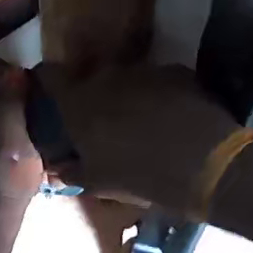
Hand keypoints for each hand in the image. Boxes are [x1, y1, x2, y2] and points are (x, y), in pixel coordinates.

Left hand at [0, 59, 44, 208]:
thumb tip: (15, 69)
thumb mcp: (15, 137)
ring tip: (40, 100)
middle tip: (42, 87)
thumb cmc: (10, 173)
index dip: (15, 70)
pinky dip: (13, 107)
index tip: (38, 78)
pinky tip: (30, 116)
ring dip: (16, 93)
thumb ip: (12, 102)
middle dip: (15, 79)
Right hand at [34, 63, 241, 210]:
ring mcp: (144, 70)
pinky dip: (159, 94)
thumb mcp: (101, 182)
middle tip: (103, 121)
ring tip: (142, 121)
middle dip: (94, 95)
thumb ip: (73, 172)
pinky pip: (158, 80)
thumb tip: (58, 169)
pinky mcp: (176, 71)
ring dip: (128, 94)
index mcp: (79, 104)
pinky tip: (172, 116)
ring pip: (126, 78)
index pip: (50, 76)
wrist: (205, 164)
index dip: (47, 81)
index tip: (50, 93)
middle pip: (91, 78)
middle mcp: (106, 77)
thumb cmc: (142, 176)